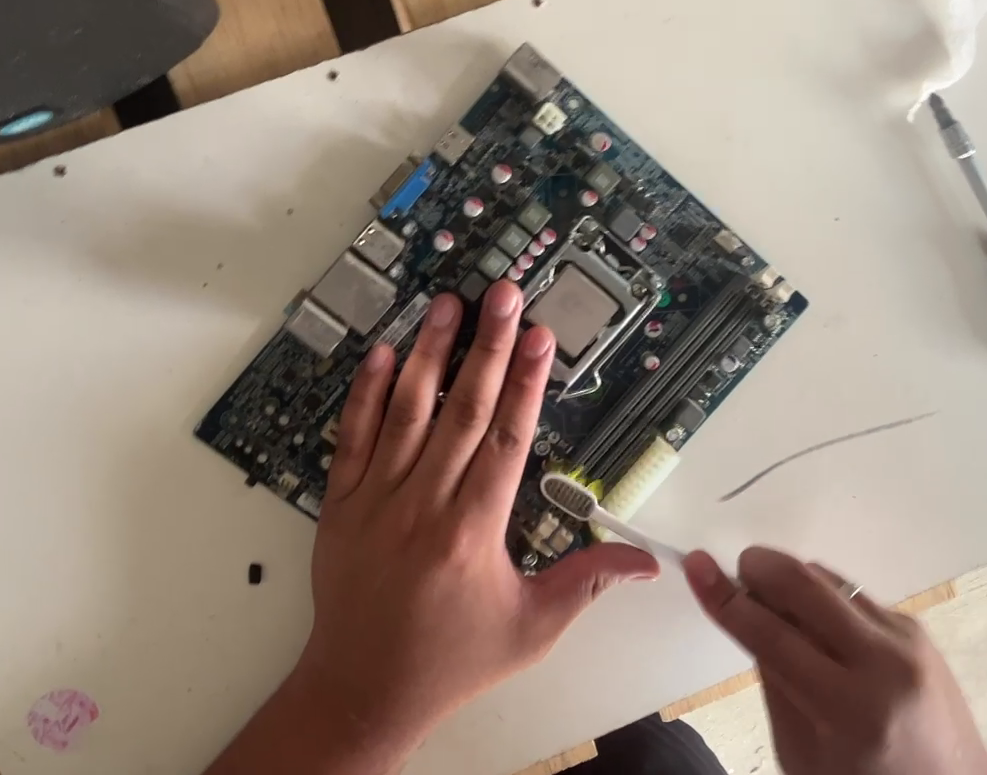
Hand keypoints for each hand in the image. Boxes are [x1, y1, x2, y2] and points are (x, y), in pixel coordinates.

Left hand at [213, 282, 657, 773]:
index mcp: (473, 531)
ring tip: (447, 304)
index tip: (539, 337)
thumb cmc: (450, 660)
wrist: (362, 690)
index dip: (526, 382)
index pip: (507, 439)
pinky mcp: (340, 501)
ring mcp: (376, 498)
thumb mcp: (531, 629)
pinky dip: (364, 393)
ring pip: (406, 411)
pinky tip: (382, 352)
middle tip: (502, 295)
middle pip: (462, 410)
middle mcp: (424, 504)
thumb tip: (646, 561)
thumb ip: (587, 582)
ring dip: (429, 353)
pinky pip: (352, 437)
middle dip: (487, 346)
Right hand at [684, 547, 986, 774]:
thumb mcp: (801, 751)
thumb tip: (745, 609)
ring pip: (824, 578)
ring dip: (789, 585)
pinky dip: (820, 600)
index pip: (771, 635)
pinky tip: (821, 631)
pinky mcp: (913, 622)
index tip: (696, 563)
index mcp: (851, 709)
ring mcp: (905, 637)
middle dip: (758, 567)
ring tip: (781, 617)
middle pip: (803, 583)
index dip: (725, 597)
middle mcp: (884, 663)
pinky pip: (849, 591)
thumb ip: (772, 676)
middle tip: (736, 572)